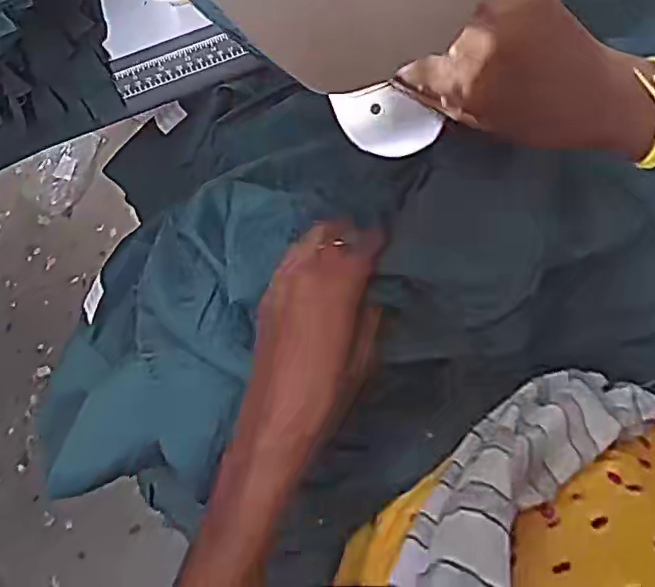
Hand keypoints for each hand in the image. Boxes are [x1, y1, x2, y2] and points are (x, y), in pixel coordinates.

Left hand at [239, 220, 385, 460]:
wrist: (273, 422)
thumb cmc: (326, 394)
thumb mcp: (363, 357)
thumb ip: (370, 315)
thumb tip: (374, 291)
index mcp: (335, 285)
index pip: (360, 246)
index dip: (376, 240)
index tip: (387, 240)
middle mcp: (305, 272)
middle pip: (329, 232)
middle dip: (350, 232)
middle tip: (366, 242)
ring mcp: (281, 280)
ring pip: (307, 240)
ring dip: (327, 239)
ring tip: (342, 251)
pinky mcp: (267, 293)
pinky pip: (290, 257)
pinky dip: (307, 253)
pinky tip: (316, 270)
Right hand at [396, 0, 654, 157]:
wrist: (601, 93)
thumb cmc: (539, 117)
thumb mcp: (472, 115)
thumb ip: (425, 86)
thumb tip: (389, 62)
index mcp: (468, 75)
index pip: (402, 52)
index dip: (385, 49)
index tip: (378, 48)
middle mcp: (483, 29)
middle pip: (419, 9)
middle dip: (402, 16)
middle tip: (392, 22)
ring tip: (425, 7)